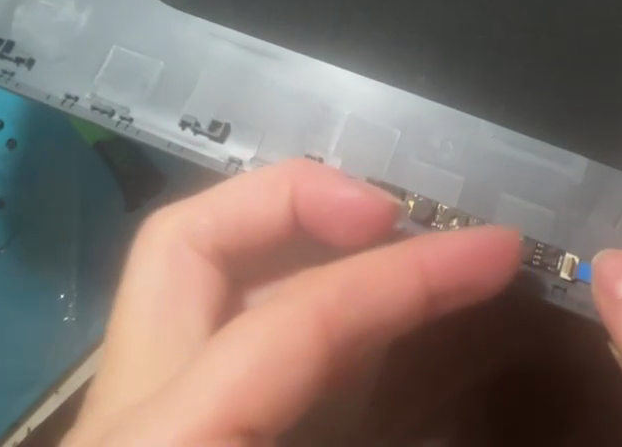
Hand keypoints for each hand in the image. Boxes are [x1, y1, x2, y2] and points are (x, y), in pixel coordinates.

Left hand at [69, 160, 520, 445]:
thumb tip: (464, 402)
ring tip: (381, 239)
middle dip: (298, 199)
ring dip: (291, 235)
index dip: (407, 277)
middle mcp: (124, 423)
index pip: (289, 322)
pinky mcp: (160, 439)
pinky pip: (217, 334)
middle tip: (393, 214)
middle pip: (185, 243)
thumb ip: (380, 428)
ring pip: (194, 276)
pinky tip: (353, 321)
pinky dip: (286, 295)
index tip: (496, 250)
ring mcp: (131, 427)